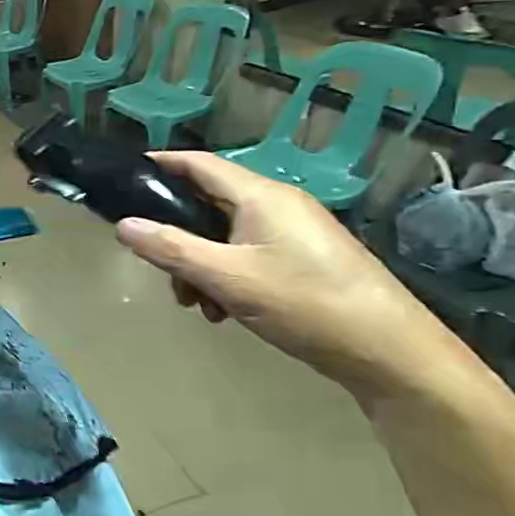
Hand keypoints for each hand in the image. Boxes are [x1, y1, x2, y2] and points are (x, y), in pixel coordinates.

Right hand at [114, 152, 478, 403]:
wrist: (391, 352)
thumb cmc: (306, 303)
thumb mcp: (229, 278)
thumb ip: (172, 250)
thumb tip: (124, 225)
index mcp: (260, 195)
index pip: (199, 163)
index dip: (161, 164)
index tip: (128, 176)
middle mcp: (278, 204)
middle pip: (210, 204)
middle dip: (179, 236)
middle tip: (162, 271)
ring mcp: (295, 231)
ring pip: (228, 235)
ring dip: (203, 264)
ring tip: (199, 305)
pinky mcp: (306, 258)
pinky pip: (250, 254)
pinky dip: (229, 275)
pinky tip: (227, 311)